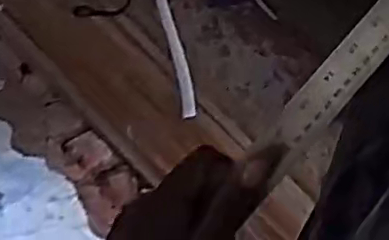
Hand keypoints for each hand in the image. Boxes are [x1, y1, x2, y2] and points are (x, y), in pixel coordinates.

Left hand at [108, 145, 282, 239]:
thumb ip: (234, 201)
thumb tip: (263, 156)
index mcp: (161, 197)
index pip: (206, 158)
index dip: (231, 173)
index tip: (244, 203)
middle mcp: (140, 206)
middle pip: (190, 183)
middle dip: (215, 201)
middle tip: (230, 232)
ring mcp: (125, 231)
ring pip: (175, 208)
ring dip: (198, 221)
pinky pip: (157, 229)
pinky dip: (177, 236)